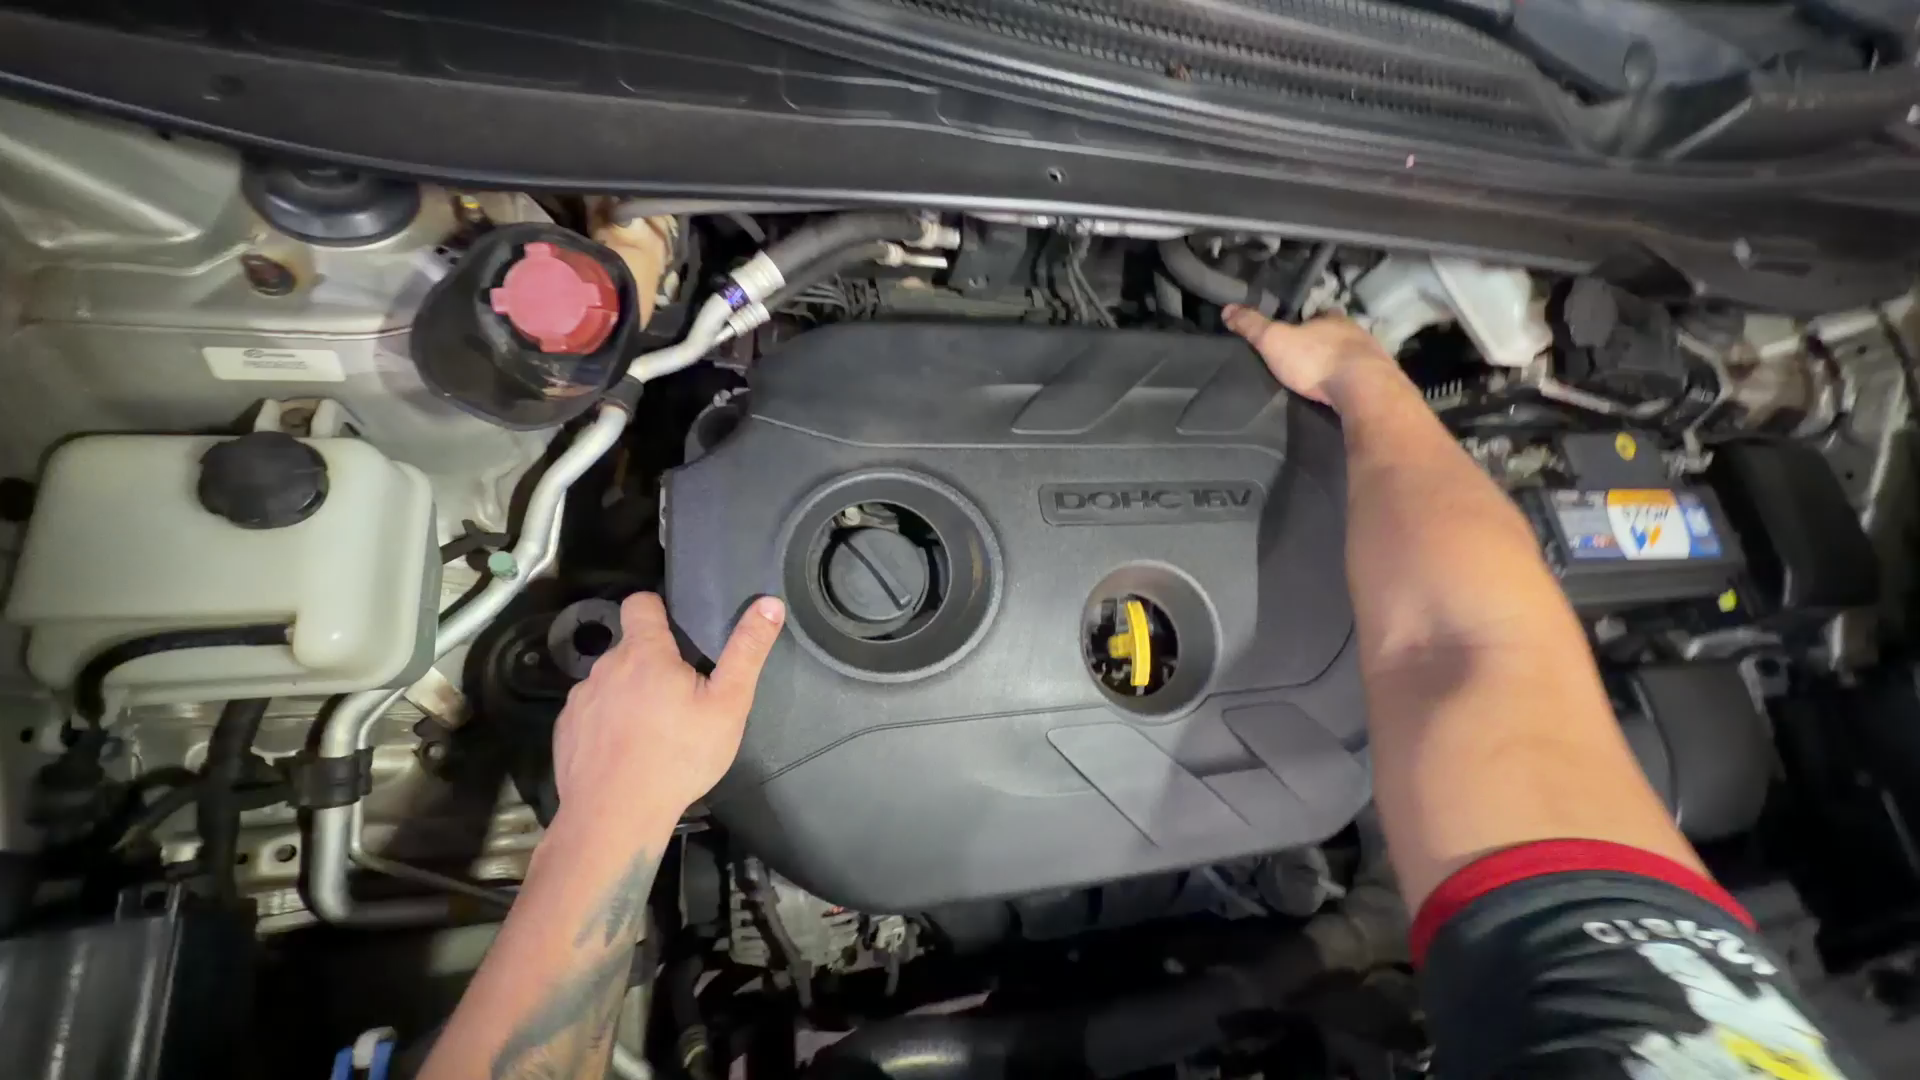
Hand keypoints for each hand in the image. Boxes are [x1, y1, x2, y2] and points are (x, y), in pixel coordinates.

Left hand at [552, 593, 785, 820]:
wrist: (615, 818)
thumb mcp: (729, 703)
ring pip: (611, 681)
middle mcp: (606, 667)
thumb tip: (769, 603)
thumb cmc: (679, 755)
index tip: (678, 629)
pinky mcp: (566, 731)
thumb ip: (747, 650)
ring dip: (630, 691)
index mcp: (644, 652)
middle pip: (631, 646)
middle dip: (654, 660)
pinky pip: (592, 712)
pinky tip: (628, 749)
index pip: (641, 603)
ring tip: (656, 725)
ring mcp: (580, 700)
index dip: (659, 608)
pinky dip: (609, 721)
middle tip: (683, 693)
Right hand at [1224, 307, 1400, 406]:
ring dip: (1339, 361)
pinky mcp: (1379, 377)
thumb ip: (1252, 327)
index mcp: (1331, 318)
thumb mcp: (1274, 341)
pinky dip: (1350, 379)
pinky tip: (1340, 390)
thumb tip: (1227, 309)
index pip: (1319, 313)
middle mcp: (1355, 331)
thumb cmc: (1314, 359)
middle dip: (1324, 342)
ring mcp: (1371, 354)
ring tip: (1322, 376)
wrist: (1361, 386)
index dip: (1309, 321)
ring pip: (1351, 353)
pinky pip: (1361, 375)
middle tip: (1307, 356)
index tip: (1298, 330)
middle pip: (1336, 333)